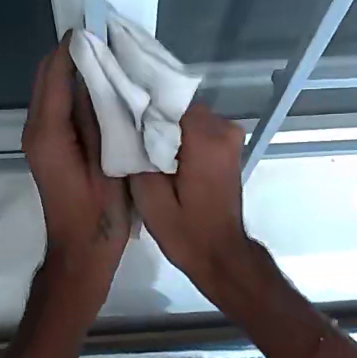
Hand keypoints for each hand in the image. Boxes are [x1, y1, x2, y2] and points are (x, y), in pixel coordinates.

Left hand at [22, 38, 130, 304]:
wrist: (81, 251)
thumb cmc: (100, 213)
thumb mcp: (109, 163)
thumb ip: (101, 117)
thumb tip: (102, 74)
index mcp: (49, 131)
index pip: (57, 72)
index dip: (75, 46)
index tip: (101, 25)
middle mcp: (37, 128)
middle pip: (49, 74)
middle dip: (75, 52)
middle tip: (111, 38)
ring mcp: (40, 136)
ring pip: (55, 86)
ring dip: (77, 68)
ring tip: (112, 56)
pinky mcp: (50, 143)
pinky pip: (61, 103)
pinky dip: (78, 88)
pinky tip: (106, 86)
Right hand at [129, 104, 275, 311]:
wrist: (221, 254)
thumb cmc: (186, 232)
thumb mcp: (150, 200)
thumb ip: (137, 158)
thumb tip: (126, 128)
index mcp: (206, 140)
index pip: (169, 103)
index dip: (144, 110)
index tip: (124, 122)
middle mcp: (224, 131)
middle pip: (180, 108)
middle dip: (156, 120)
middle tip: (132, 139)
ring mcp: (231, 138)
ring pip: (189, 117)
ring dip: (169, 129)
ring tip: (146, 149)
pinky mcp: (230, 148)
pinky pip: (201, 129)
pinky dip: (183, 137)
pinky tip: (165, 157)